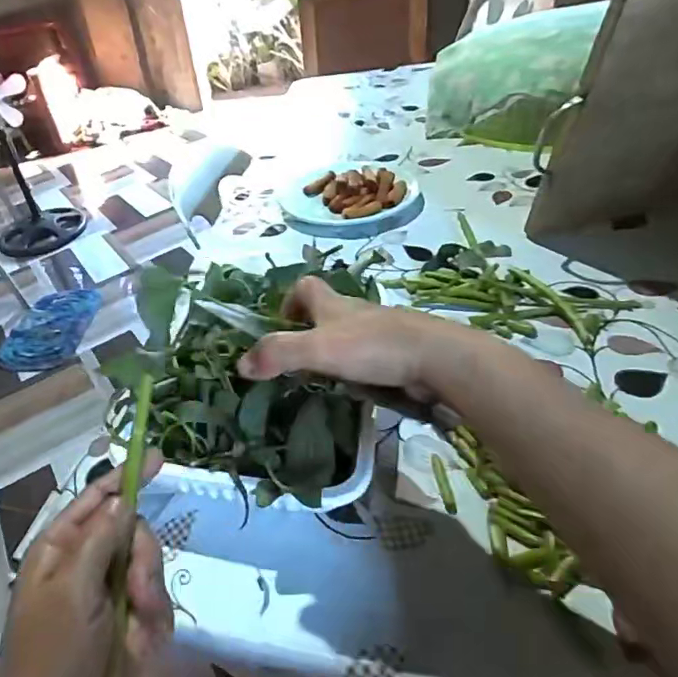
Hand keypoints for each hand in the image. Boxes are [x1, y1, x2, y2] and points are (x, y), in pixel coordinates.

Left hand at [0, 461, 172, 676]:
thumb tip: (122, 496)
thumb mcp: (73, 591)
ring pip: (148, 566)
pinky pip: (157, 603)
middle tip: (138, 589)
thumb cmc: (55, 658)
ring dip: (149, 593)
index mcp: (57, 552)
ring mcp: (109, 596)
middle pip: (129, 532)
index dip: (123, 479)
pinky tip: (141, 646)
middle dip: (141, 556)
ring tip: (139, 626)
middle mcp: (84, 567)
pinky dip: (153, 622)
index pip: (94, 501)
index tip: (158, 458)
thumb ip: (101, 539)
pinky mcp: (131, 624)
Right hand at [237, 276, 481, 400]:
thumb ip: (279, 354)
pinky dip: (362, 370)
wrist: (436, 358)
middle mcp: (357, 313)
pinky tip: (361, 389)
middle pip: (328, 313)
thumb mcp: (317, 349)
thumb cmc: (373, 347)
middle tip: (300, 364)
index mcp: (334, 305)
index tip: (282, 326)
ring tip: (327, 382)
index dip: (290, 301)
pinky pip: (372, 358)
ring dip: (337, 354)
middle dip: (311, 333)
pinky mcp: (399, 353)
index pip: (306, 287)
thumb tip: (241, 364)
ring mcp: (381, 332)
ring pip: (351, 337)